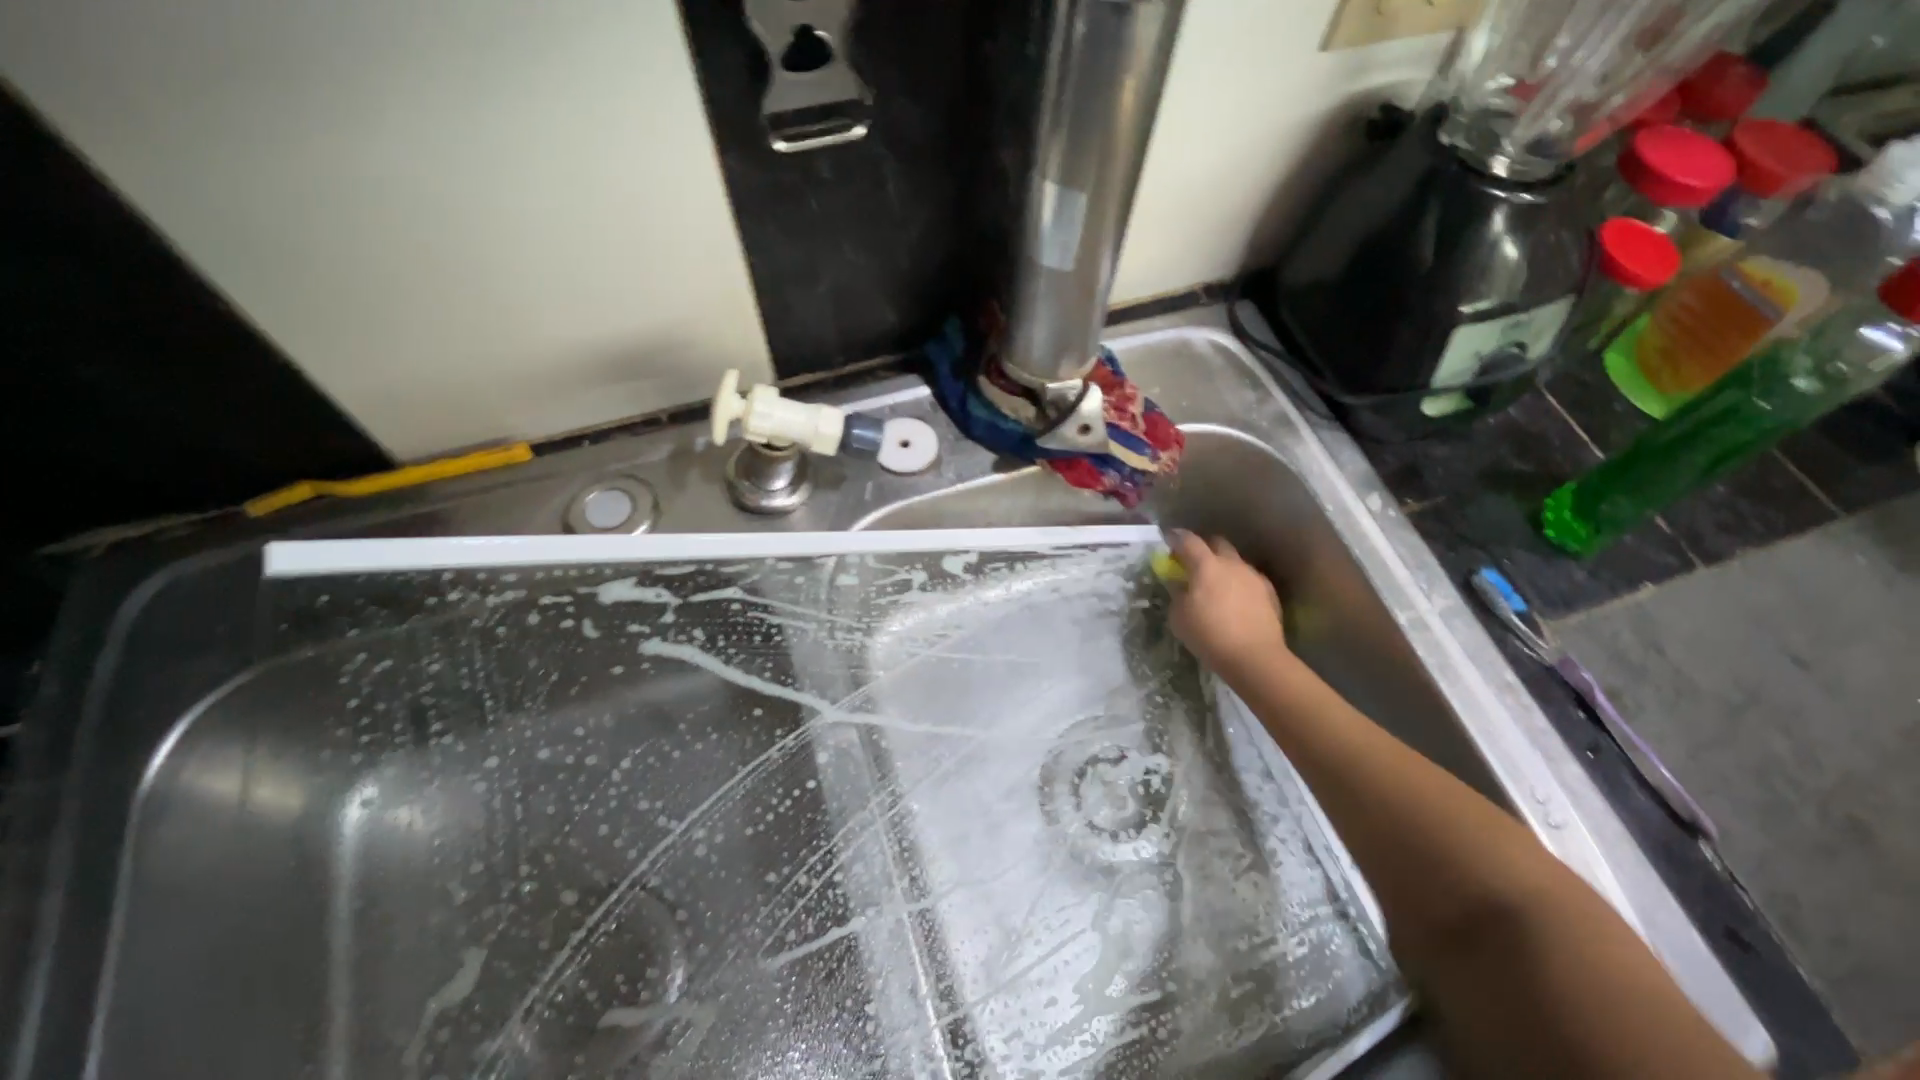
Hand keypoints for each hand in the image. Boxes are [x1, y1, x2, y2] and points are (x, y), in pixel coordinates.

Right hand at [1167, 531, 1289, 676]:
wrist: (1254, 657)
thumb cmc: (1209, 636)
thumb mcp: (1179, 618)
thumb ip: (1177, 595)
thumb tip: (1180, 586)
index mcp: (1206, 566)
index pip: (1188, 541)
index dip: (1176, 538)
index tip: (1169, 539)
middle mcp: (1232, 564)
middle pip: (1217, 543)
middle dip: (1204, 548)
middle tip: (1194, 562)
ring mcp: (1253, 576)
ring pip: (1236, 561)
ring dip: (1224, 567)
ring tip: (1217, 585)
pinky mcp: (1269, 592)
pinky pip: (1250, 579)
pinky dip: (1239, 583)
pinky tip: (1236, 600)